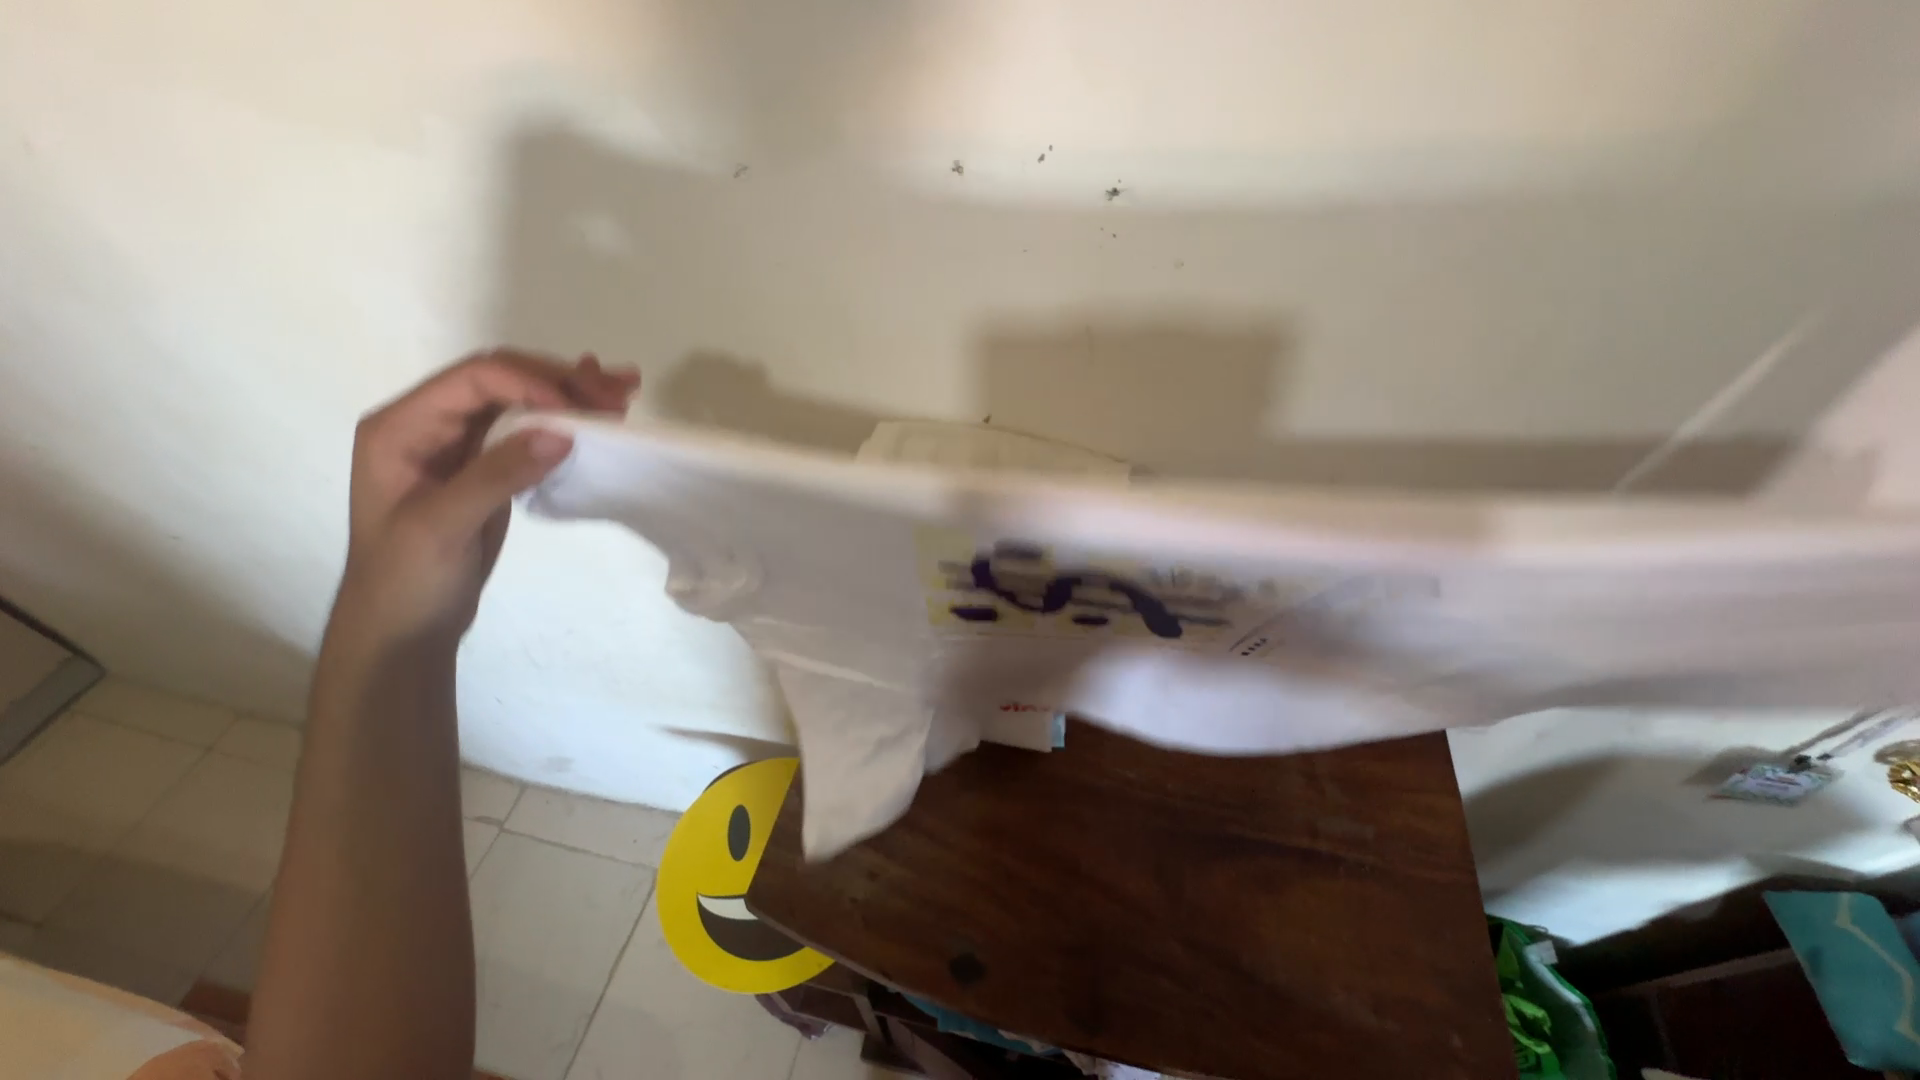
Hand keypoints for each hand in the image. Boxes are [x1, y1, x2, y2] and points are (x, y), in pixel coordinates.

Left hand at [332, 349, 638, 648]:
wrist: (404, 629)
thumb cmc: (406, 578)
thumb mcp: (444, 526)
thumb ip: (498, 475)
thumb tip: (563, 432)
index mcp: (404, 426)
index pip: (476, 380)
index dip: (532, 384)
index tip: (583, 411)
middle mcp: (432, 423)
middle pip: (504, 380)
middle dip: (562, 381)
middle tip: (618, 394)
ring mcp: (463, 445)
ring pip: (523, 401)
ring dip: (573, 394)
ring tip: (624, 393)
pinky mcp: (491, 467)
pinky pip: (531, 430)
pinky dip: (567, 420)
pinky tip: (599, 413)